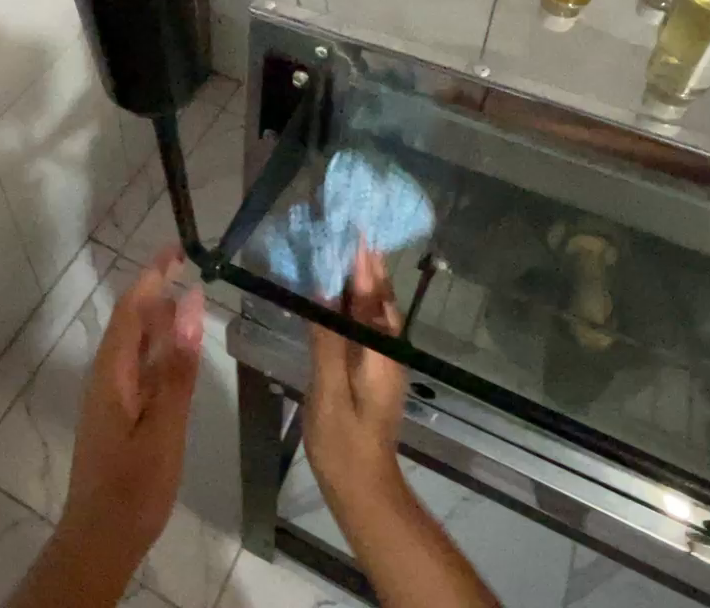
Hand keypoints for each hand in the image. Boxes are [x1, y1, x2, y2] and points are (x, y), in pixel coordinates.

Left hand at [58, 247, 205, 570]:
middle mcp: (107, 375)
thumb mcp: (164, 426)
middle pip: (131, 320)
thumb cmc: (134, 485)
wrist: (101, 539)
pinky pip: (139, 365)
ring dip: (159, 317)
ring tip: (190, 298)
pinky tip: (178, 351)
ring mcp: (111, 395)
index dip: (153, 275)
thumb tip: (189, 304)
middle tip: (191, 268)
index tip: (178, 249)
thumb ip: (177, 367)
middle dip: (157, 289)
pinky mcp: (118, 412)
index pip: (132, 308)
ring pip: (135, 343)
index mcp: (113, 371)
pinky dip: (159, 348)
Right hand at [305, 244, 408, 506]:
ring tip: (334, 246)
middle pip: (376, 293)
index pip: (372, 292)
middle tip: (340, 224)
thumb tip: (322, 288)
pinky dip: (348, 300)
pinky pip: (361, 322)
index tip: (354, 224)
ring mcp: (381, 357)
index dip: (363, 258)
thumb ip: (328, 338)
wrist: (361, 485)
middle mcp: (387, 347)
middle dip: (361, 259)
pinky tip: (329, 293)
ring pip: (370, 307)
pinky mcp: (371, 366)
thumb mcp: (330, 388)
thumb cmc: (344, 439)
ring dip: (355, 276)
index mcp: (381, 349)